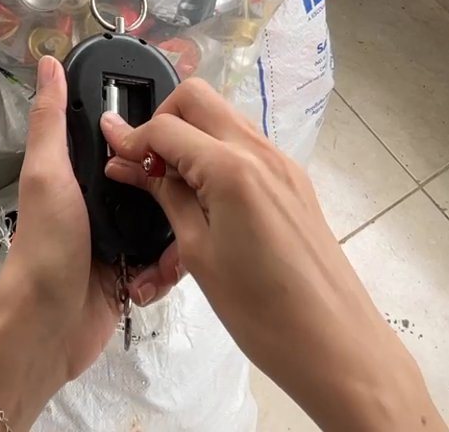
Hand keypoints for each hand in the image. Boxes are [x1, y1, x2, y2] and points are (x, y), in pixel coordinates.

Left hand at [0, 56, 183, 431]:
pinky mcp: (132, 270)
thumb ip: (51, 119)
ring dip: (175, 233)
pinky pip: (164, 258)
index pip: (121, 136)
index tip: (179, 126)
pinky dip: (168, 267)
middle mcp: (100, 196)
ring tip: (176, 244)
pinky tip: (158, 275)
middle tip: (189, 194)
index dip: (147, 129)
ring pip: (165, 219)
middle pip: (153, 177)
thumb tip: (48, 60)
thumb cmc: (45, 243)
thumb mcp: (46, 172)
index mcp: (77, 169)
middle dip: (174, 188)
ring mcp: (117, 234)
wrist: (48, 328)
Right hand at [100, 77, 446, 431]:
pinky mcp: (292, 179)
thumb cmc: (264, 312)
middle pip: (196, 97)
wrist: (340, 350)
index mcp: (232, 167)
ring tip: (169, 183)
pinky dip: (213, 152)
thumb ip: (163, 196)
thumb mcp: (198, 253)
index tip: (108, 150)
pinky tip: (202, 196)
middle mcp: (260, 151)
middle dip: (162, 118)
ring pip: (221, 115)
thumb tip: (127, 165)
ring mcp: (281, 162)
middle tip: (144, 162)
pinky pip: (242, 143)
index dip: (130, 138)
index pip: (165, 127)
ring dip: (188, 133)